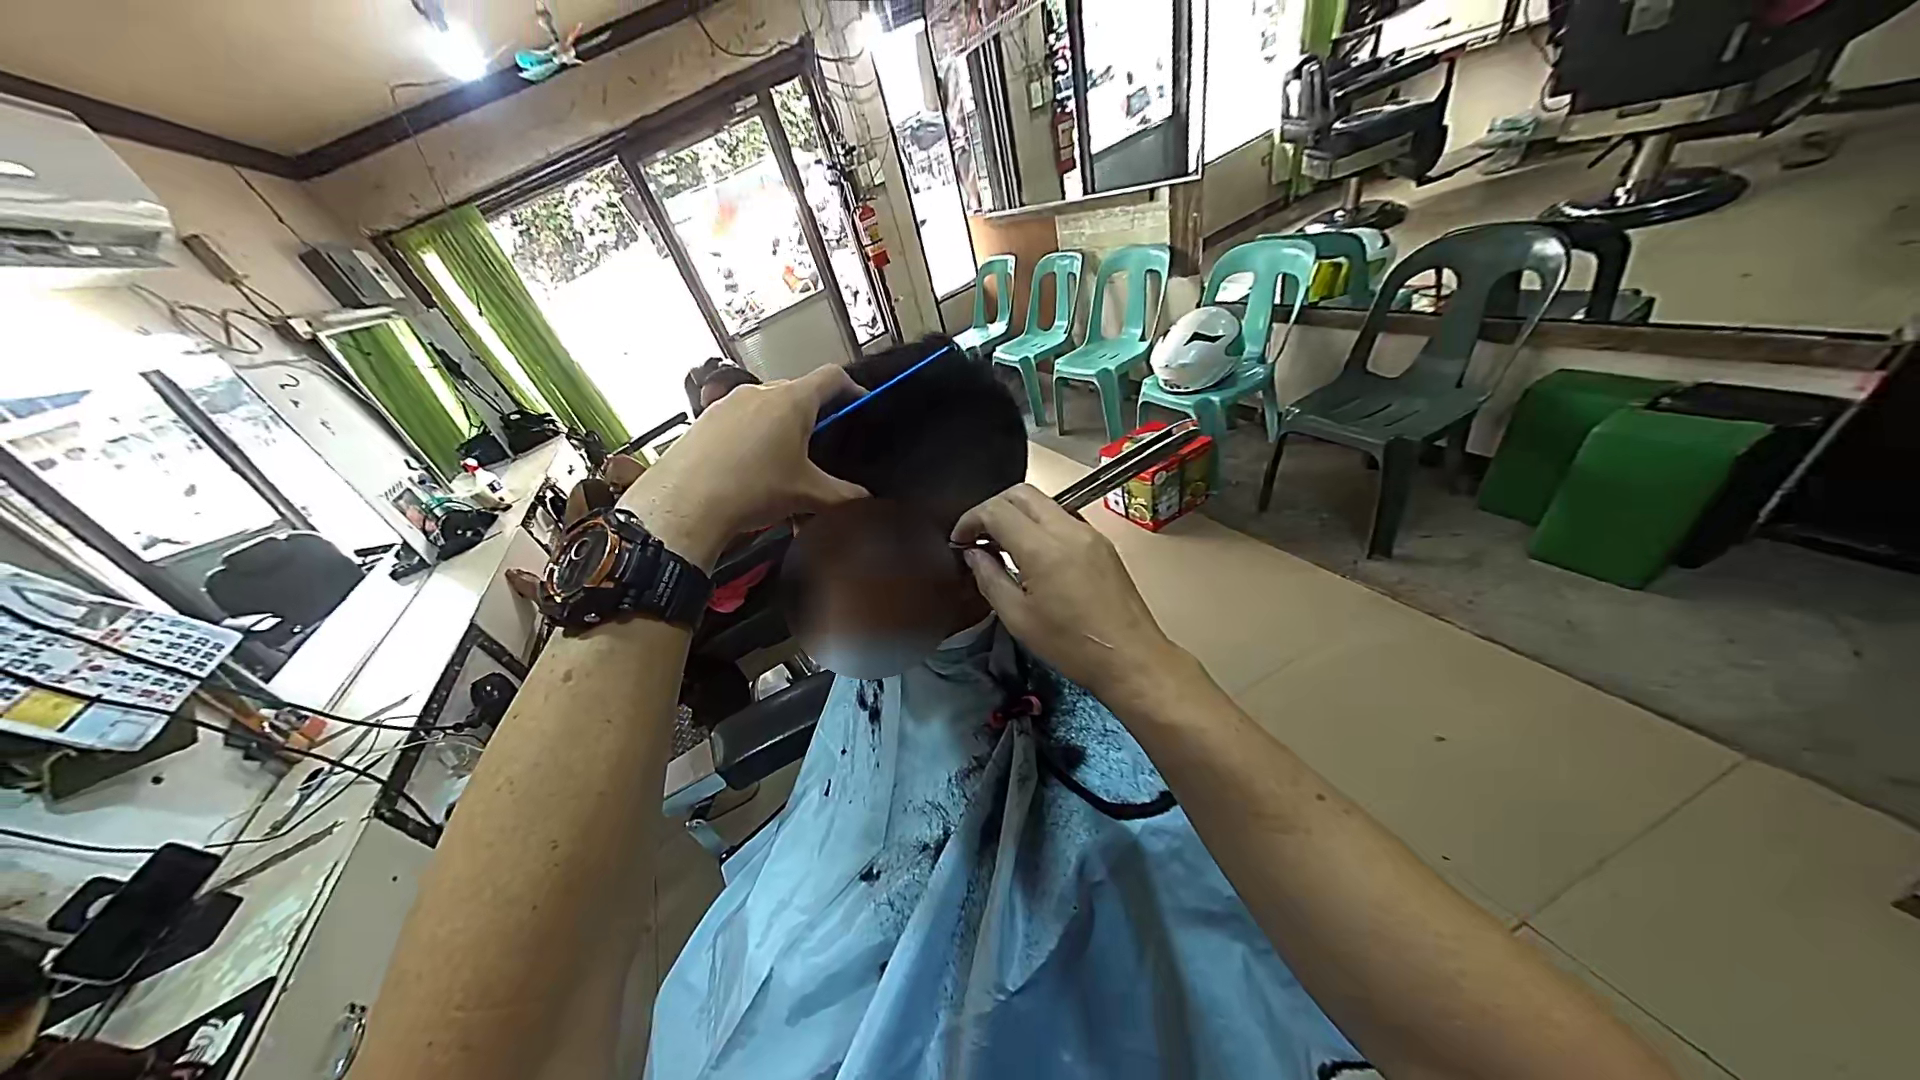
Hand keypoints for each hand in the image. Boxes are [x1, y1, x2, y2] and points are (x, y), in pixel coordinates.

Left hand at [619, 365, 867, 568]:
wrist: (683, 504)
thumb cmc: (745, 488)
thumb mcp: (808, 495)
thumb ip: (845, 496)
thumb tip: (863, 499)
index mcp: (791, 400)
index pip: (832, 377)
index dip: (852, 389)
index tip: (858, 404)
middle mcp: (759, 394)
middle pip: (798, 394)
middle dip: (814, 418)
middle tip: (823, 448)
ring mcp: (727, 405)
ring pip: (767, 410)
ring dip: (781, 432)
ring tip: (785, 469)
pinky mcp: (705, 421)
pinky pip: (740, 423)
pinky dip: (753, 441)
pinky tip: (753, 475)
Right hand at [951, 484, 1185, 700]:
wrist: (1131, 658)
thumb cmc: (1074, 647)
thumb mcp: (1018, 618)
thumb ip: (989, 578)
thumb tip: (974, 554)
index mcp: (1044, 549)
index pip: (997, 510)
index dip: (970, 519)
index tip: (960, 539)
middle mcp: (1069, 530)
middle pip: (1021, 493)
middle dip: (992, 508)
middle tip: (977, 536)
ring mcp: (1089, 533)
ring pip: (1043, 502)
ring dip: (1017, 514)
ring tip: (1002, 546)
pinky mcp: (1102, 543)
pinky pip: (1063, 517)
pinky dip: (1040, 525)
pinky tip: (1032, 554)